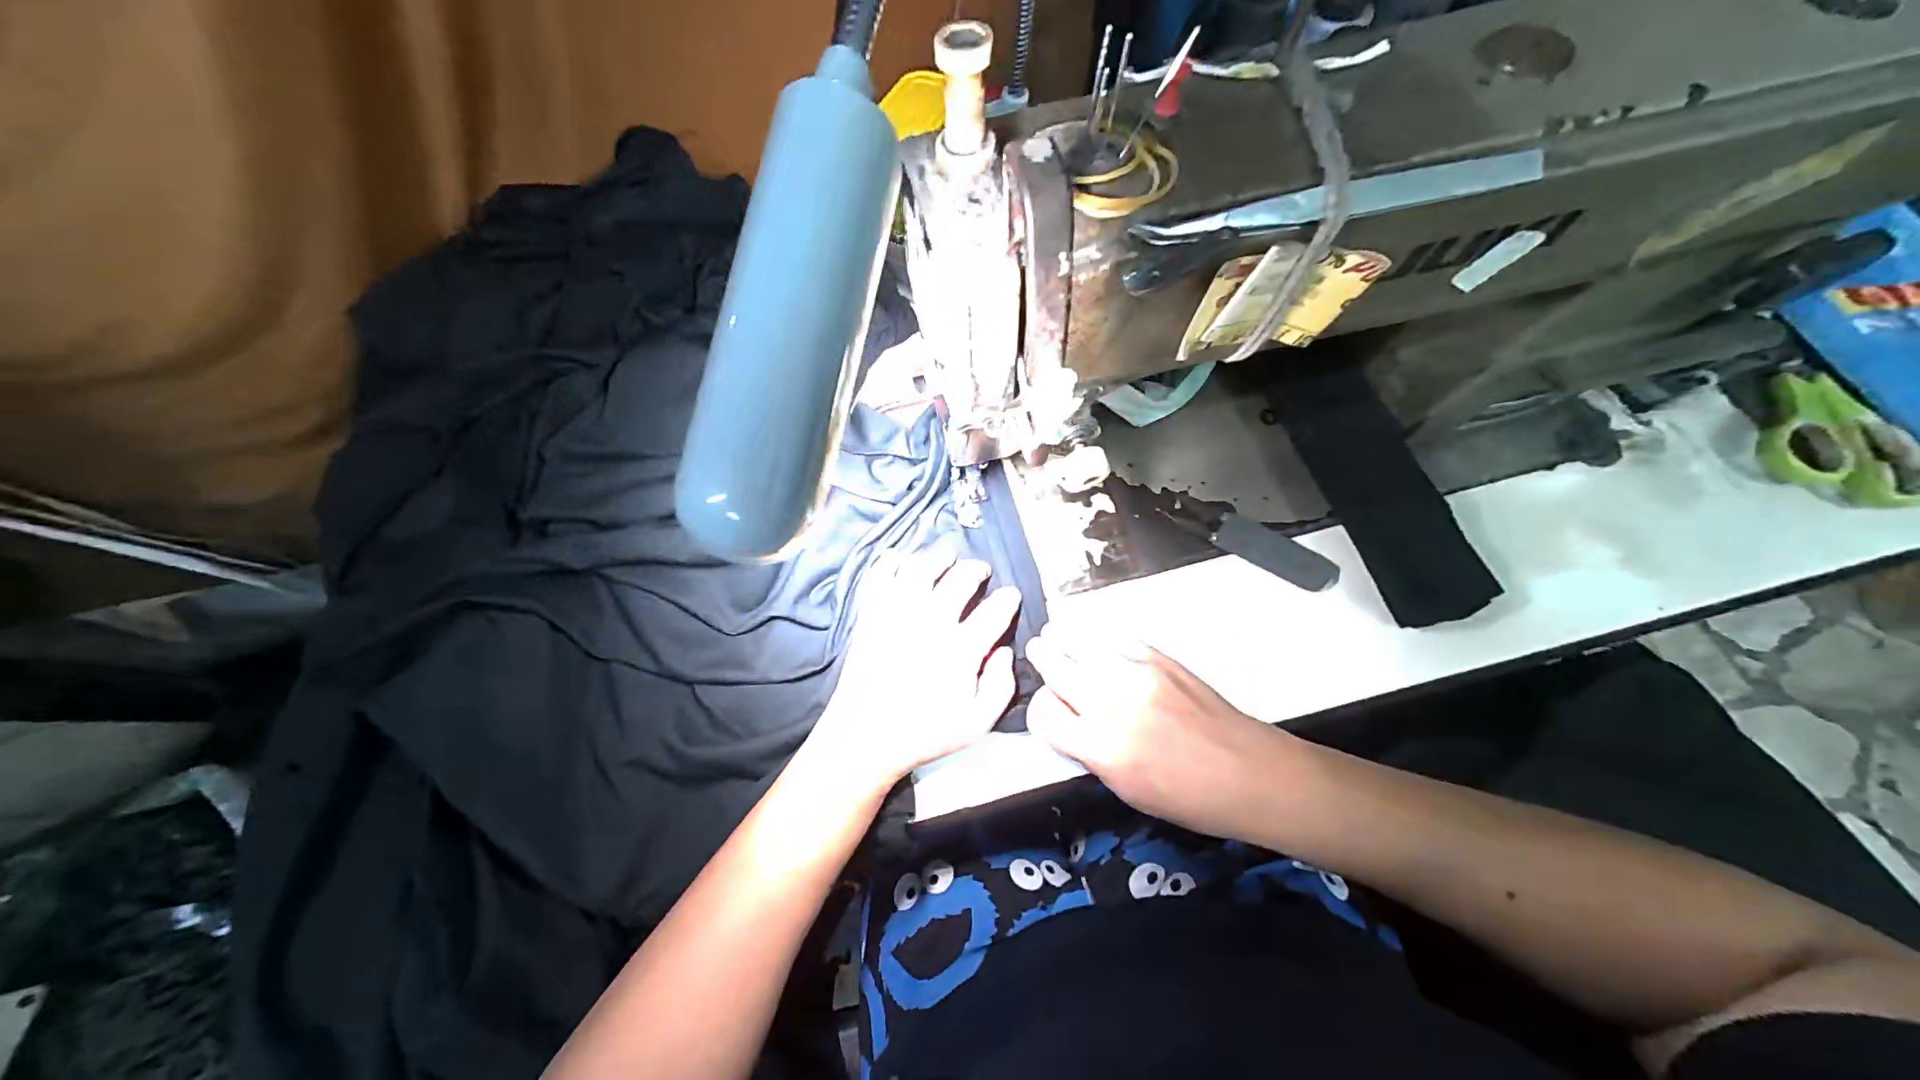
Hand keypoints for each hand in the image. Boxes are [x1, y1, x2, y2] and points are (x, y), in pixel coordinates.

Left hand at [803, 549, 1019, 792]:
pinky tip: (904, 561)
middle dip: (976, 569)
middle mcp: (931, 622)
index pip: (995, 610)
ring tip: (947, 555)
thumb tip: (1005, 653)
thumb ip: (1000, 686)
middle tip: (981, 571)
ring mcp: (898, 614)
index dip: (1008, 598)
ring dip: (939, 555)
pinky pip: (883, 574)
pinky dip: (895, 561)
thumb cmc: (922, 732)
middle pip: (961, 578)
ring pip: (922, 566)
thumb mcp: (976, 724)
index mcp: (961, 649)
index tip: (1010, 595)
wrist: (864, 735)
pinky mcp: (872, 613)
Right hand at [1025, 623, 1290, 837]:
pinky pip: (1114, 637)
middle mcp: (1114, 708)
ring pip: (1080, 641)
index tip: (1048, 706)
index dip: (1040, 708)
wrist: (1250, 774)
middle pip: (1054, 666)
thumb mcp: (1126, 789)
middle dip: (1043, 659)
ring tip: (1060, 637)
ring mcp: (1137, 676)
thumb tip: (1069, 720)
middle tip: (1041, 652)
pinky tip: (1099, 644)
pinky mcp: (1160, 659)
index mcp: (1103, 751)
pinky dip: (1100, 639)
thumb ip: (1090, 751)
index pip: (1044, 713)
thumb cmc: (1192, 796)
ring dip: (1066, 639)